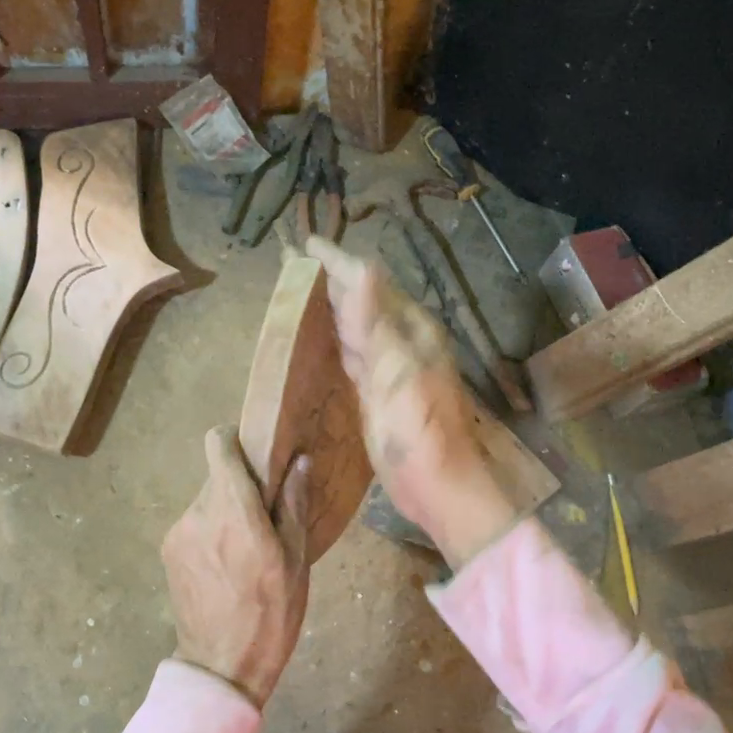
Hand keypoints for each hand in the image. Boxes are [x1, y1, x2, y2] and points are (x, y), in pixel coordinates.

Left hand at [162, 426, 312, 706]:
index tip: (256, 455)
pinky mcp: (168, 551)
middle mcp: (199, 512)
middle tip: (265, 516)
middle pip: (217, 475)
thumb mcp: (295, 561)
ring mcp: (178, 532)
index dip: (236, 440)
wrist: (222, 667)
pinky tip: (226, 566)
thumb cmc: (272, 614)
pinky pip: (193, 524)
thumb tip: (299, 460)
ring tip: (246, 550)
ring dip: (225, 511)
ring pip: (206, 501)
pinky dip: (210, 532)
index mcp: (233, 509)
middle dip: (240, 486)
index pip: (219, 445)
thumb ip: (293, 504)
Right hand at [305, 236, 515, 567]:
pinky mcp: (376, 392)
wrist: (438, 486)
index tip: (307, 245)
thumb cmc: (419, 431)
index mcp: (411, 329)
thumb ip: (375, 323)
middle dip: (332, 280)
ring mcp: (389, 367)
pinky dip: (336, 338)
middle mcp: (401, 340)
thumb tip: (362, 271)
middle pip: (363, 299)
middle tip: (295, 263)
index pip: (370, 283)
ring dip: (332, 306)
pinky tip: (322, 335)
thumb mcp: (397, 373)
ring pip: (356, 325)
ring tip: (301, 289)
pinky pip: (353, 353)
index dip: (339, 263)